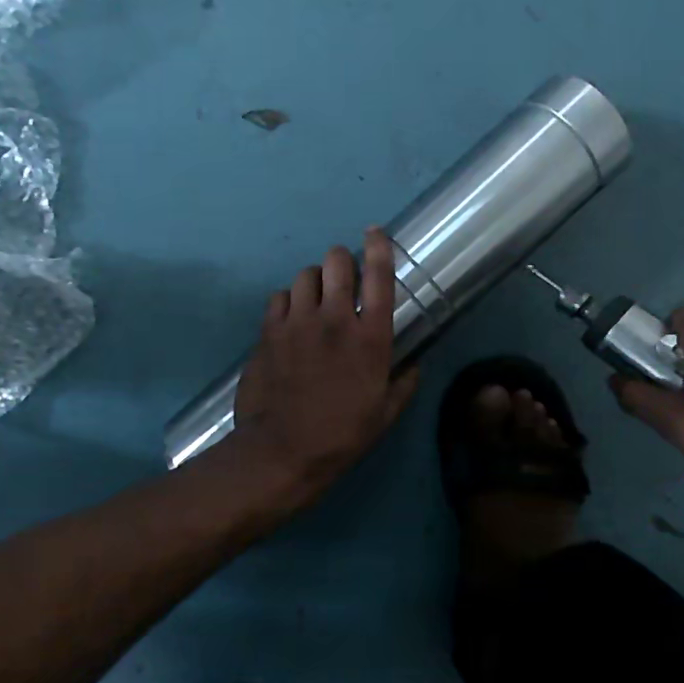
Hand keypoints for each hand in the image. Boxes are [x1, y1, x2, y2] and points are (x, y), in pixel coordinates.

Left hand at [229, 228, 420, 498]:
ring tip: (316, 296)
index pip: (378, 277)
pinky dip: (288, 300)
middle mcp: (334, 319)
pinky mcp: (268, 332)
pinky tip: (291, 317)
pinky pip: (278, 297)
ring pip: (304, 275)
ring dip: (315, 280)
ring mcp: (296, 323)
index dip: (379, 247)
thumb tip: (415, 366)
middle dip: (342, 260)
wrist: (281, 451)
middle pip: (336, 262)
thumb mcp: (385, 414)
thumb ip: (404, 384)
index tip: (376, 232)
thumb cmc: (341, 434)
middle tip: (343, 275)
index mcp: (370, 337)